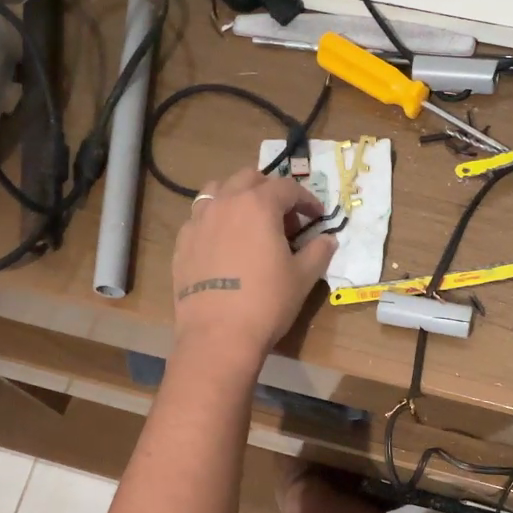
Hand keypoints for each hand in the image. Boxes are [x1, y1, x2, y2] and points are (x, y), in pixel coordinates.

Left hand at [172, 168, 337, 371]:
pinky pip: (201, 218)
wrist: (218, 334)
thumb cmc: (267, 303)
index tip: (317, 216)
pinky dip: (217, 221)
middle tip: (283, 218)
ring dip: (238, 198)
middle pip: (249, 179)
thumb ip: (318, 253)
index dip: (306, 199)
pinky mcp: (183, 242)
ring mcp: (199, 220)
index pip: (287, 188)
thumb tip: (328, 240)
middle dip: (270, 191)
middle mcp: (225, 202)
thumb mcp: (302, 278)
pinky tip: (224, 245)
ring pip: (218, 190)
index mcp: (258, 205)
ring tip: (248, 222)